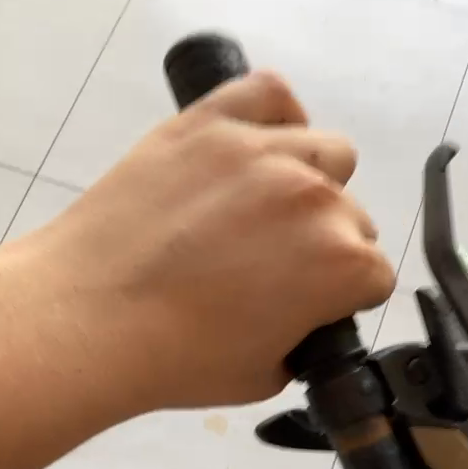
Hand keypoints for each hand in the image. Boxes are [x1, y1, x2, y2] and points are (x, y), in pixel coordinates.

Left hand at [0, 71, 394, 413]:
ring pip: (331, 154)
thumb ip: (308, 335)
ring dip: (316, 185)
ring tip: (270, 210)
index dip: (348, 299)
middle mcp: (318, 200)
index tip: (315, 308)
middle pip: (356, 219)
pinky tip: (260, 150)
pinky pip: (271, 94)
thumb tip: (305, 312)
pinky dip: (279, 118)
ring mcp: (265, 153)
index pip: (377, 277)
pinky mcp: (210, 124)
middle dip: (330, 248)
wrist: (91, 319)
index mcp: (343, 265)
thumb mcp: (271, 374)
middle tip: (278, 269)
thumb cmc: (182, 360)